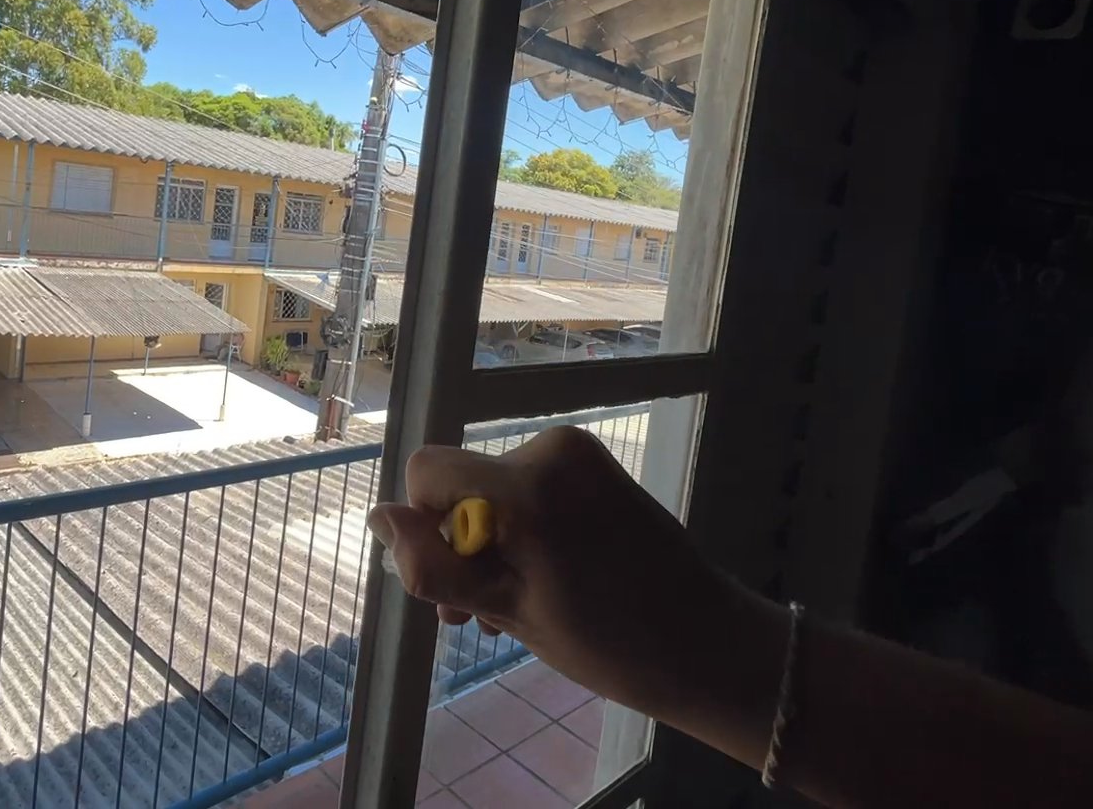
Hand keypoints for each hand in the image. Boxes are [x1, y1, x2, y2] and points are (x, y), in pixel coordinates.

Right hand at [367, 426, 784, 752]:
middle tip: (481, 612)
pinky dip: (521, 524)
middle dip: (459, 540)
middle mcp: (549, 449)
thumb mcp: (507, 611)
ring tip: (515, 602)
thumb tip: (380, 519)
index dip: (424, 523)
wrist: (712, 642)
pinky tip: (543, 573)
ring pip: (491, 485)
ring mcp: (575, 449)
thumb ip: (434, 566)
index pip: (428, 469)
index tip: (458, 579)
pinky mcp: (590, 459)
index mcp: (528, 487)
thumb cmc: (610, 644)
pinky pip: (526, 482)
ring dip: (491, 539)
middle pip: (461, 480)